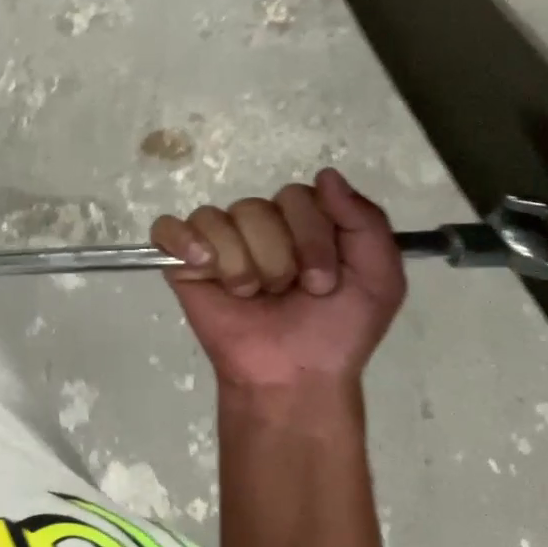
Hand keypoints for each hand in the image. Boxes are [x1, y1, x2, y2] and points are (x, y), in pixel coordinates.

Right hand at [152, 168, 406, 389]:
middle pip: (255, 208)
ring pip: (217, 220)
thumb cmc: (336, 329)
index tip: (323, 281)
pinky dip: (185, 243)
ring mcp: (213, 239)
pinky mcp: (177, 257)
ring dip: (241, 265)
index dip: (311, 237)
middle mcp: (254, 223)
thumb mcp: (379, 279)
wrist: (292, 371)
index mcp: (299, 222)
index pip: (296, 196)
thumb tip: (327, 174)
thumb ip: (365, 224)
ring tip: (250, 294)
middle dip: (277, 257)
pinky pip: (169, 228)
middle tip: (286, 292)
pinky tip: (204, 266)